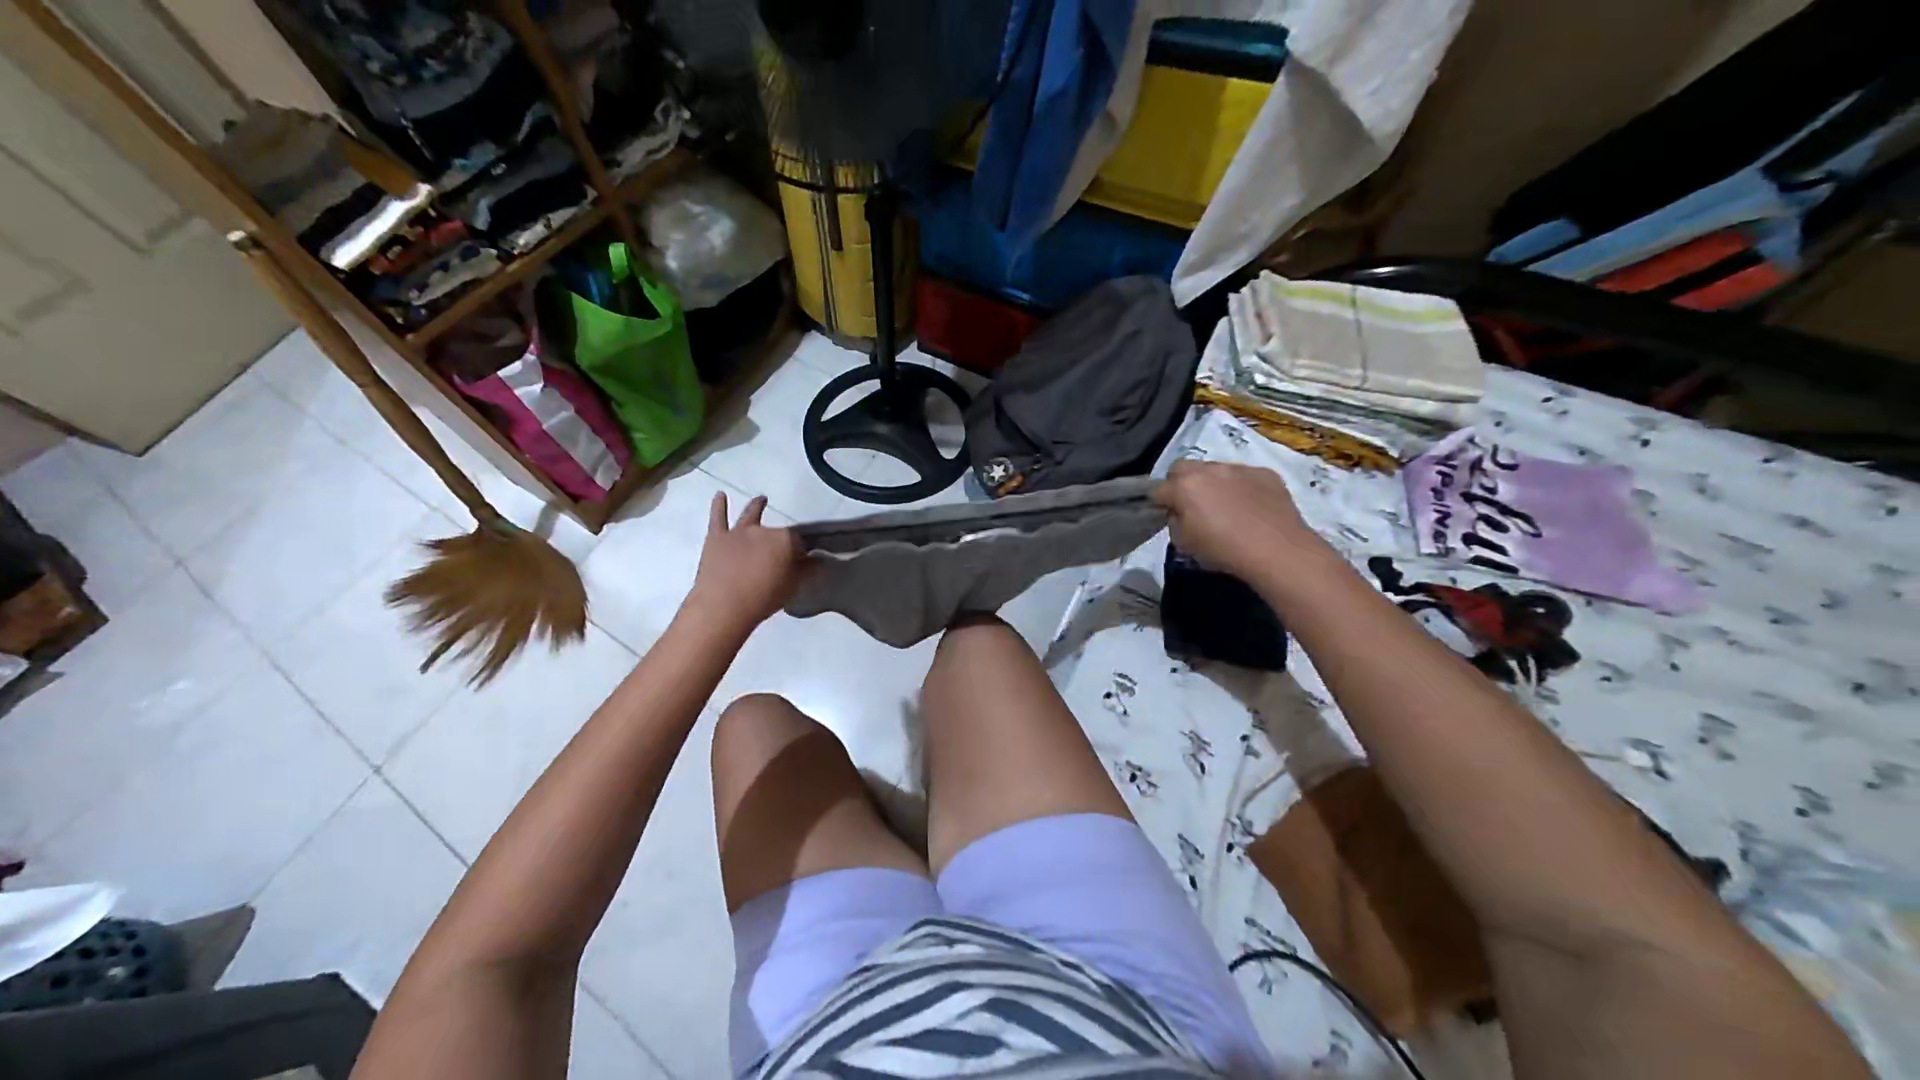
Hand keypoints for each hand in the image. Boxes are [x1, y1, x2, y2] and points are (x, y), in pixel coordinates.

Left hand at [689, 493, 801, 628]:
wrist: (723, 606)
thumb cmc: (763, 598)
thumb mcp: (792, 586)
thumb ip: (808, 570)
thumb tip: (820, 560)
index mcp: (785, 540)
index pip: (798, 541)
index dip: (800, 551)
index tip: (800, 561)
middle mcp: (763, 530)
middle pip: (776, 531)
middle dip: (780, 539)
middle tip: (780, 553)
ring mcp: (738, 532)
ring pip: (750, 514)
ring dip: (757, 505)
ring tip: (761, 498)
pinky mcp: (717, 537)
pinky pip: (718, 517)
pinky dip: (719, 505)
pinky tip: (720, 495)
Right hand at [1153, 460, 1325, 580]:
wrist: (1278, 551)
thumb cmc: (1224, 551)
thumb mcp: (1184, 544)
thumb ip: (1175, 522)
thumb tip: (1179, 514)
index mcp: (1184, 486)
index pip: (1158, 489)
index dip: (1160, 503)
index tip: (1168, 516)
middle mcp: (1209, 469)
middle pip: (1182, 467)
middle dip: (1180, 482)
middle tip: (1191, 506)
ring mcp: (1239, 468)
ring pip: (1214, 469)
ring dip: (1212, 483)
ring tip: (1225, 507)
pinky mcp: (1265, 473)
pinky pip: (1243, 476)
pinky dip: (1241, 487)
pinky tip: (1250, 508)